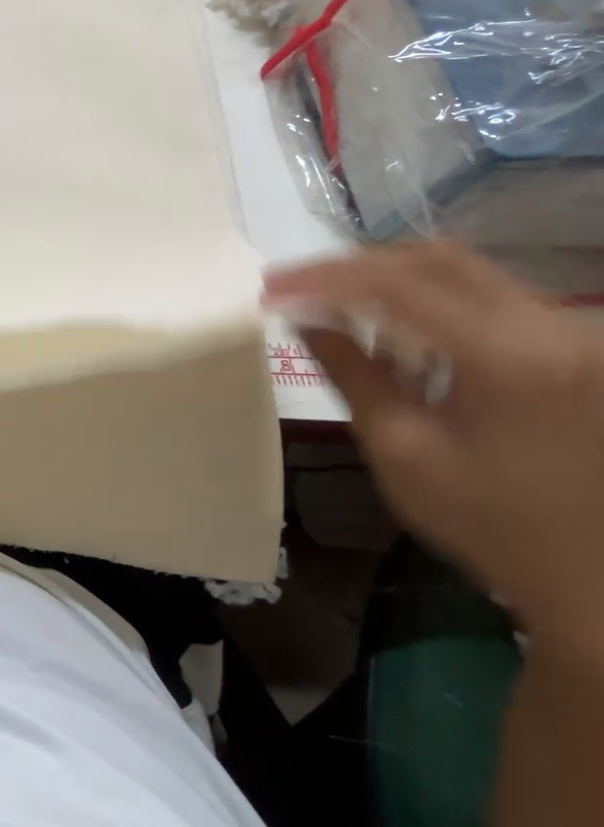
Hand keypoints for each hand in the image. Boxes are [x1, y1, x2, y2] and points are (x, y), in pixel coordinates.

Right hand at [266, 243, 603, 648]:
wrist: (597, 576)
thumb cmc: (488, 522)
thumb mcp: (400, 448)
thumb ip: (351, 371)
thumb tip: (303, 317)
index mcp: (508, 359)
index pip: (397, 286)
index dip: (323, 279)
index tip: (267, 291)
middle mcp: (554, 331)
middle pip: (438, 262)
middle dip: (355, 267)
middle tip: (293, 289)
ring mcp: (574, 339)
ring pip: (466, 273)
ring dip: (390, 281)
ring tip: (331, 307)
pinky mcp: (576, 351)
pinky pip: (490, 299)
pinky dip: (428, 302)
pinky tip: (391, 331)